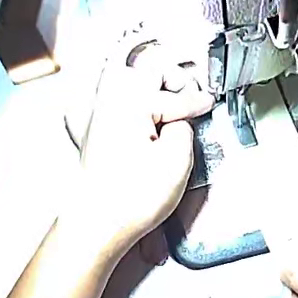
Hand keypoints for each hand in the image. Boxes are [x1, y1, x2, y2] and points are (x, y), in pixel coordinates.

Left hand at [65, 47, 213, 258]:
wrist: (96, 225)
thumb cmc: (127, 199)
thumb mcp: (177, 159)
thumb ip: (184, 128)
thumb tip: (180, 121)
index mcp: (129, 102)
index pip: (171, 89)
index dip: (195, 98)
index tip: (205, 103)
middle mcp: (107, 105)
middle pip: (141, 71)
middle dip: (168, 80)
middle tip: (188, 94)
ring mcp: (96, 120)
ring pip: (124, 85)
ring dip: (149, 90)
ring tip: (168, 104)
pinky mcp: (93, 138)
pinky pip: (114, 106)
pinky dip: (134, 107)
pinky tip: (144, 121)